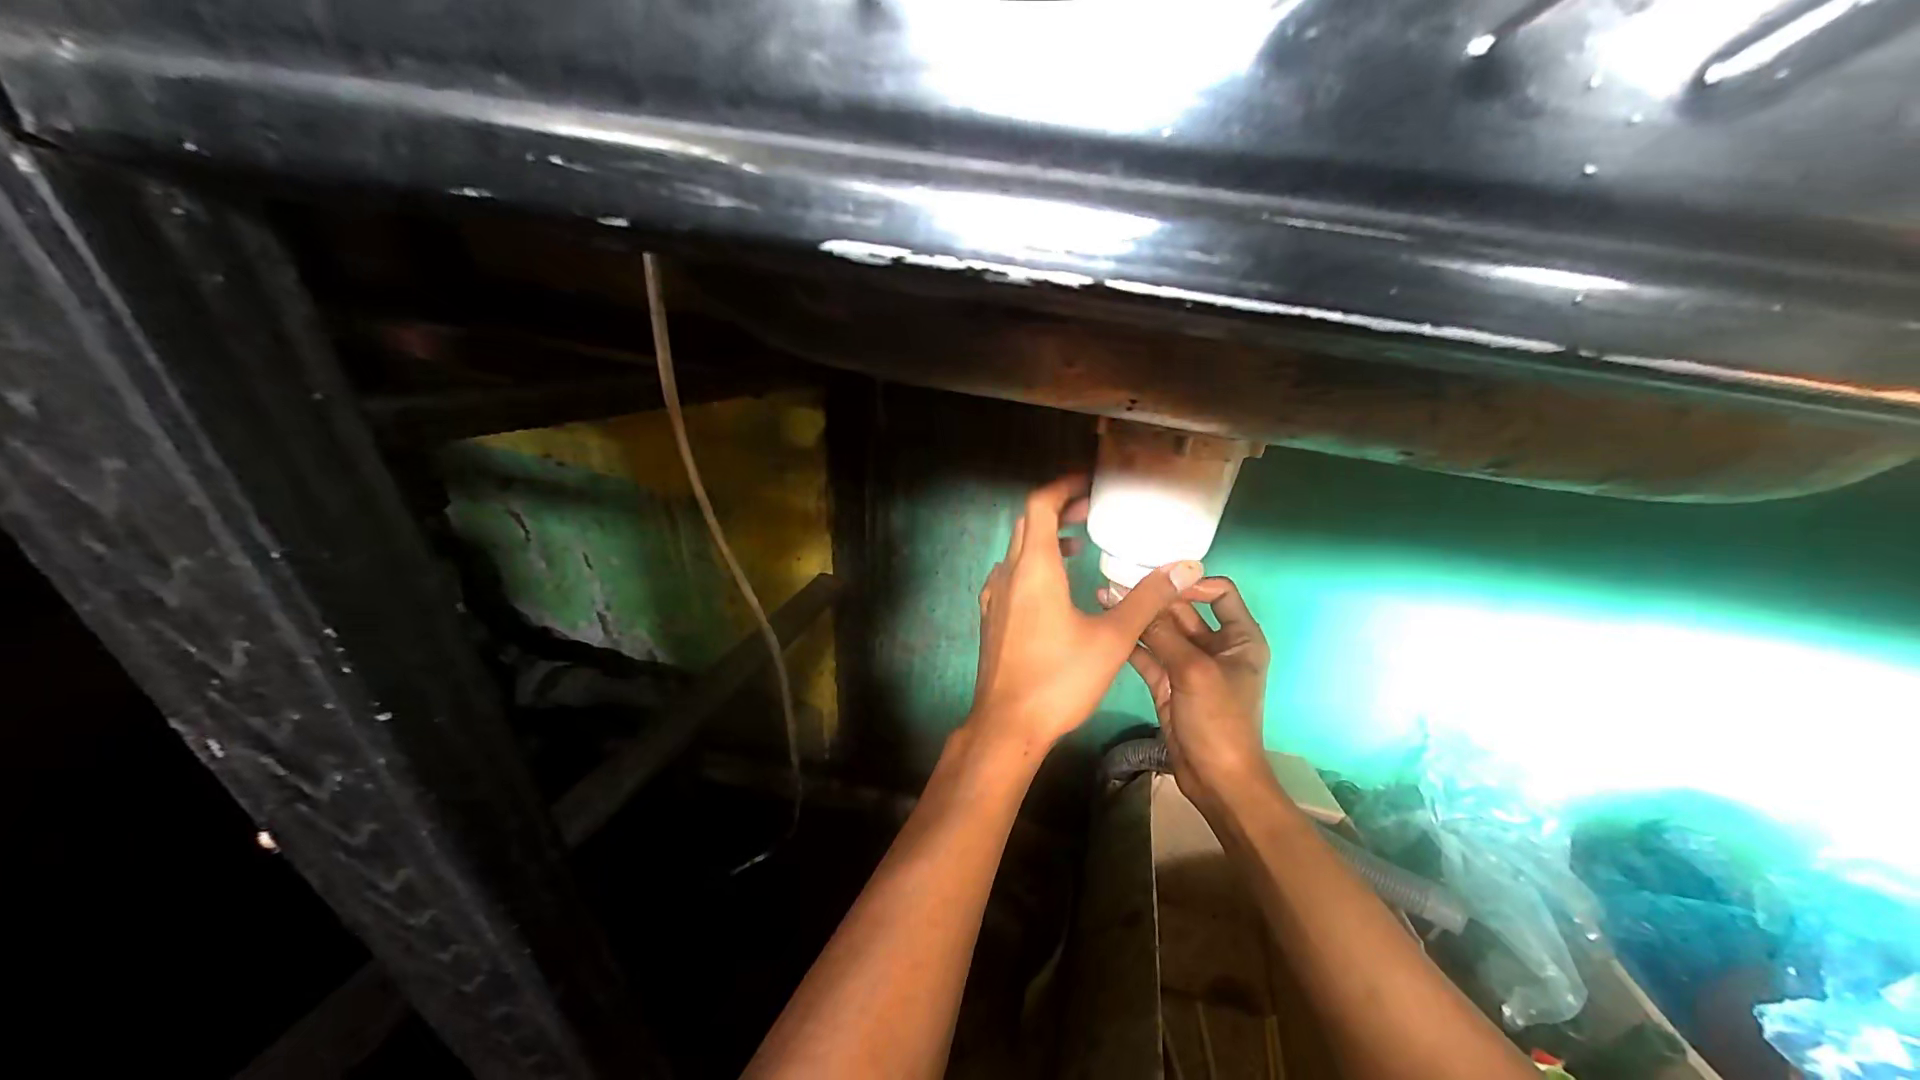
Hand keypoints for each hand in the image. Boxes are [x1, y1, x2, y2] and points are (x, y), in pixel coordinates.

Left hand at [969, 476, 1204, 749]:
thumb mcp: (1113, 638)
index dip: (1064, 486)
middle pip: (1028, 523)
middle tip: (1093, 511)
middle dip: (1060, 509)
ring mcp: (994, 598)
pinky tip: (1055, 588)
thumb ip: (1148, 598)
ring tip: (1080, 546)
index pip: (1041, 504)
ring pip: (1018, 550)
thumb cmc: (1060, 679)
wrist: (1007, 726)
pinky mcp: (991, 619)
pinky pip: (1010, 575)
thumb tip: (1185, 566)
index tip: (1090, 482)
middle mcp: (1008, 574)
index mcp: (1034, 569)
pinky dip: (1033, 565)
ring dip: (1047, 539)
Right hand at [1125, 577, 1274, 809]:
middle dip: (1154, 597)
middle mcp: (1216, 646)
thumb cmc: (1220, 721)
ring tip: (1104, 597)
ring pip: (1162, 631)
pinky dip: (1131, 642)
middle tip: (1117, 581)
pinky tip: (1108, 626)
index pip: (1219, 592)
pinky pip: (1148, 654)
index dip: (1191, 583)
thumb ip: (1164, 634)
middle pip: (1183, 610)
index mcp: (1240, 637)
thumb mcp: (1195, 671)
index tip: (1158, 581)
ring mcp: (1189, 664)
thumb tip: (1135, 597)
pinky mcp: (1167, 682)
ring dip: (1139, 617)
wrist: (1216, 779)